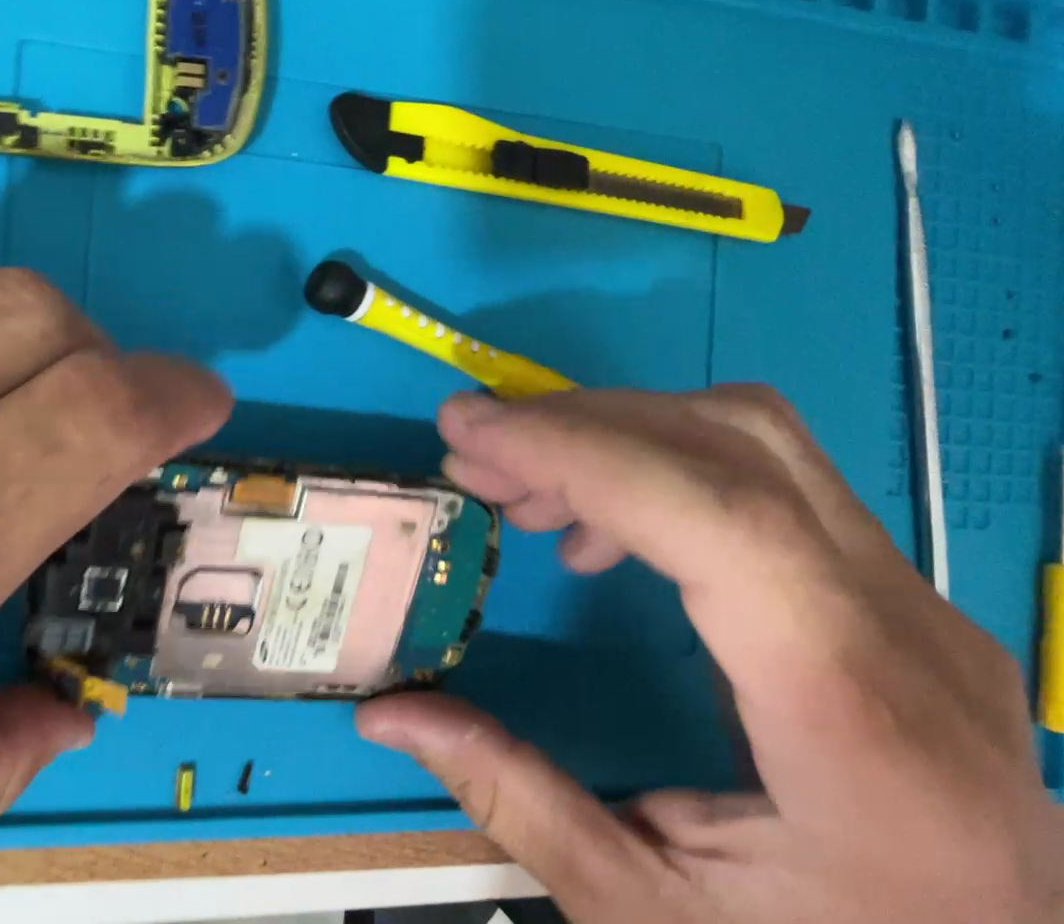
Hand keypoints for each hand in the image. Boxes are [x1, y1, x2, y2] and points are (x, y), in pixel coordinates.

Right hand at [358, 386, 1063, 923]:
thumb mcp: (648, 918)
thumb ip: (512, 799)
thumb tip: (383, 714)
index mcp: (856, 725)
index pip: (724, 522)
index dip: (582, 453)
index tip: (469, 432)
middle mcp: (909, 636)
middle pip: (741, 450)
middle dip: (581, 425)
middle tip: (468, 450)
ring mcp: (916, 608)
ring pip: (761, 444)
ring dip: (618, 435)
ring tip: (515, 484)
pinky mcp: (896, 604)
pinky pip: (770, 484)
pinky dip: (659, 469)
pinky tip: (595, 531)